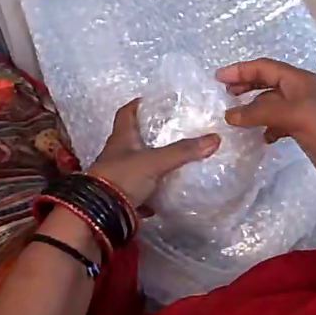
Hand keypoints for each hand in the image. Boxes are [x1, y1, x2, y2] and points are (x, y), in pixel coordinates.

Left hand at [87, 98, 220, 207]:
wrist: (100, 213)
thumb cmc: (122, 178)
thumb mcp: (155, 162)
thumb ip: (182, 151)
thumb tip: (215, 138)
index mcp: (121, 139)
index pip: (126, 113)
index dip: (137, 105)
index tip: (151, 100)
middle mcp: (117, 155)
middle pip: (133, 139)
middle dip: (150, 134)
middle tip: (171, 130)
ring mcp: (119, 176)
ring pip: (137, 164)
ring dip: (152, 161)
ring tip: (174, 157)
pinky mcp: (123, 196)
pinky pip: (141, 189)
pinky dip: (153, 188)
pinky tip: (168, 189)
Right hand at [217, 59, 315, 175]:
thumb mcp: (291, 114)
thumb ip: (259, 112)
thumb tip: (230, 116)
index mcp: (297, 80)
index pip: (264, 68)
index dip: (241, 70)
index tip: (219, 78)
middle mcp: (298, 91)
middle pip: (267, 82)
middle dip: (245, 86)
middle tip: (225, 94)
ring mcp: (301, 111)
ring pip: (271, 104)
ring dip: (253, 108)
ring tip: (236, 117)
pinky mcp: (302, 129)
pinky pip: (278, 122)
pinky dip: (266, 127)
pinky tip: (261, 137)